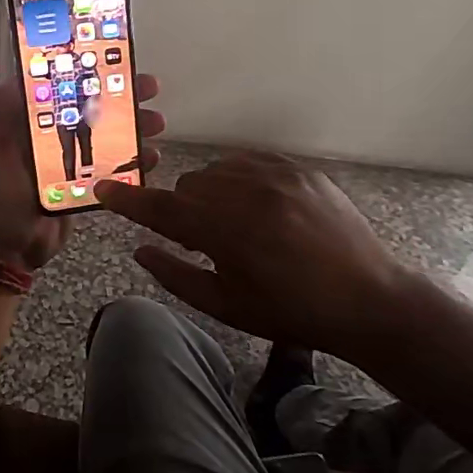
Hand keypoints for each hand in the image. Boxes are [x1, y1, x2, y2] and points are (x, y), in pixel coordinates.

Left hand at [0, 73, 163, 272]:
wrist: (5, 251)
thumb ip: (0, 106)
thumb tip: (31, 73)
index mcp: (15, 115)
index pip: (54, 80)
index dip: (83, 67)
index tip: (112, 58)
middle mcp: (40, 130)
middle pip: (85, 102)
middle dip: (117, 93)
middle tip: (148, 87)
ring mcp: (62, 155)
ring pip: (102, 130)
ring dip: (130, 123)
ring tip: (155, 122)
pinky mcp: (80, 180)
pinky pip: (109, 161)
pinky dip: (130, 157)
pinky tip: (149, 156)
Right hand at [94, 153, 427, 356]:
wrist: (369, 299)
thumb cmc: (292, 312)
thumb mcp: (228, 306)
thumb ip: (176, 276)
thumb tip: (140, 250)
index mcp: (228, 232)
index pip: (162, 209)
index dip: (128, 200)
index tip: (103, 189)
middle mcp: (248, 193)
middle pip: (189, 186)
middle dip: (184, 210)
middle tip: (205, 241)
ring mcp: (277, 176)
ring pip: (217, 170)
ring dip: (211, 193)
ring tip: (236, 224)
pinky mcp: (299, 169)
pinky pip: (249, 161)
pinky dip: (239, 179)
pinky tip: (257, 205)